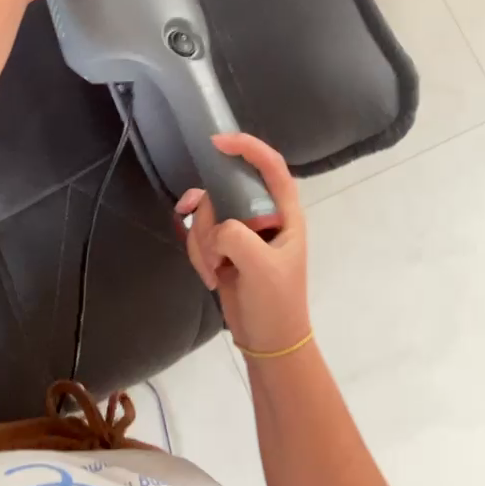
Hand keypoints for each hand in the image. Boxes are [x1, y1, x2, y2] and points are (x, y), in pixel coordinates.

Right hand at [176, 133, 310, 354]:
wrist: (268, 343)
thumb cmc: (276, 303)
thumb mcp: (260, 267)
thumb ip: (235, 236)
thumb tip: (215, 228)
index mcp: (286, 213)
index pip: (270, 165)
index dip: (247, 146)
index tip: (216, 142)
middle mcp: (263, 215)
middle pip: (224, 189)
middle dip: (210, 217)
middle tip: (214, 249)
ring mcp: (241, 231)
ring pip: (206, 213)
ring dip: (203, 243)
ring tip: (217, 271)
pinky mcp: (224, 246)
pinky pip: (199, 232)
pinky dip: (198, 252)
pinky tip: (210, 276)